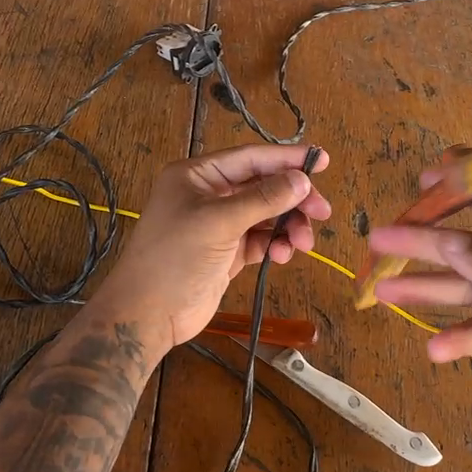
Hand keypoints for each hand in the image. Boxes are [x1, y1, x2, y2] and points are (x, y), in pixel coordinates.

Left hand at [91, 144, 329, 354]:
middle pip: (262, 186)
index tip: (322, 160)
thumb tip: (302, 180)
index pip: (250, 158)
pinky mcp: (226, 252)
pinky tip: (284, 254)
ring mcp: (218, 225)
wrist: (148, 313)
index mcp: (198, 175)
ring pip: (265, 215)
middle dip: (293, 199)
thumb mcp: (219, 222)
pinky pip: (260, 240)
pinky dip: (275, 244)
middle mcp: (208, 195)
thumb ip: (263, 199)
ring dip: (287, 226)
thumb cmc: (175, 257)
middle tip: (323, 212)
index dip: (286, 158)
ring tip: (302, 244)